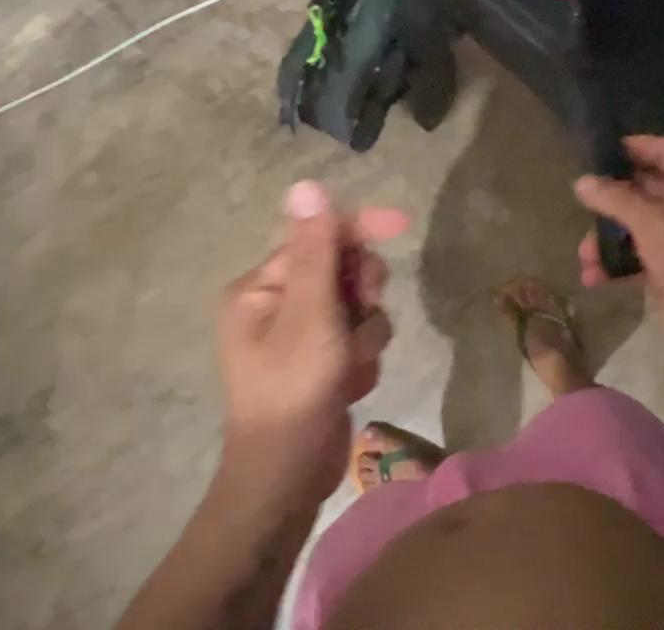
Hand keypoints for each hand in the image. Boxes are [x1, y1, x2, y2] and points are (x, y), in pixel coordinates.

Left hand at [214, 181, 406, 500]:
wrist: (286, 479)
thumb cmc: (293, 391)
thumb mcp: (310, 316)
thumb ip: (316, 250)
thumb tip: (306, 184)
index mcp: (261, 287)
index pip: (319, 237)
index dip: (360, 228)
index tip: (402, 224)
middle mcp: (277, 304)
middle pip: (344, 270)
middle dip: (362, 297)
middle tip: (361, 320)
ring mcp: (301, 335)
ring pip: (360, 307)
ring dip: (366, 336)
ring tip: (350, 368)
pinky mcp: (321, 361)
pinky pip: (359, 338)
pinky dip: (363, 359)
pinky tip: (350, 386)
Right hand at [574, 136, 663, 364]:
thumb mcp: (654, 225)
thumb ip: (617, 200)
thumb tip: (582, 181)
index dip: (641, 145)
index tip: (605, 150)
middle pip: (644, 190)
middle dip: (611, 199)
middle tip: (583, 204)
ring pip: (633, 228)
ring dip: (605, 239)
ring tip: (584, 256)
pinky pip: (632, 260)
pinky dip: (613, 266)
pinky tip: (593, 278)